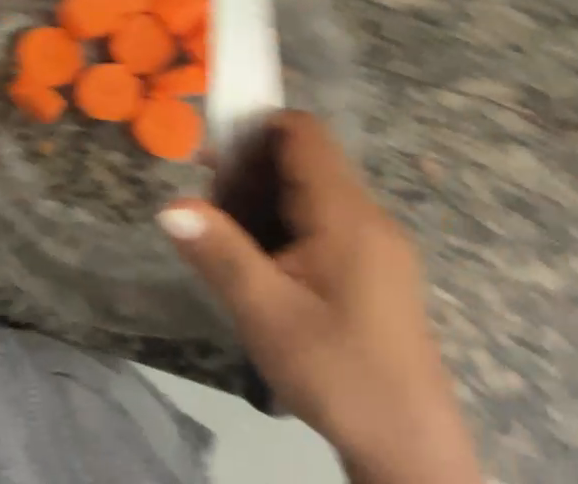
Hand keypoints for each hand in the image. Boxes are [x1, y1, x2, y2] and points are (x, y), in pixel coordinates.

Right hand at [157, 112, 481, 483]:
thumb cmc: (338, 373)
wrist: (408, 450)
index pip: (303, 134)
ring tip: (224, 243)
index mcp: (347, 218)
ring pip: (304, 193)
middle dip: (244, 171)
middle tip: (205, 212)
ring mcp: (372, 246)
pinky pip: (316, 222)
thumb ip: (218, 252)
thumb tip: (169, 204)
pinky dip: (277, 226)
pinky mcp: (370, 271)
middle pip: (300, 161)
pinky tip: (254, 265)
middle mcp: (366, 220)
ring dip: (256, 202)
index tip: (206, 154)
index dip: (252, 126)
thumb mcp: (265, 312)